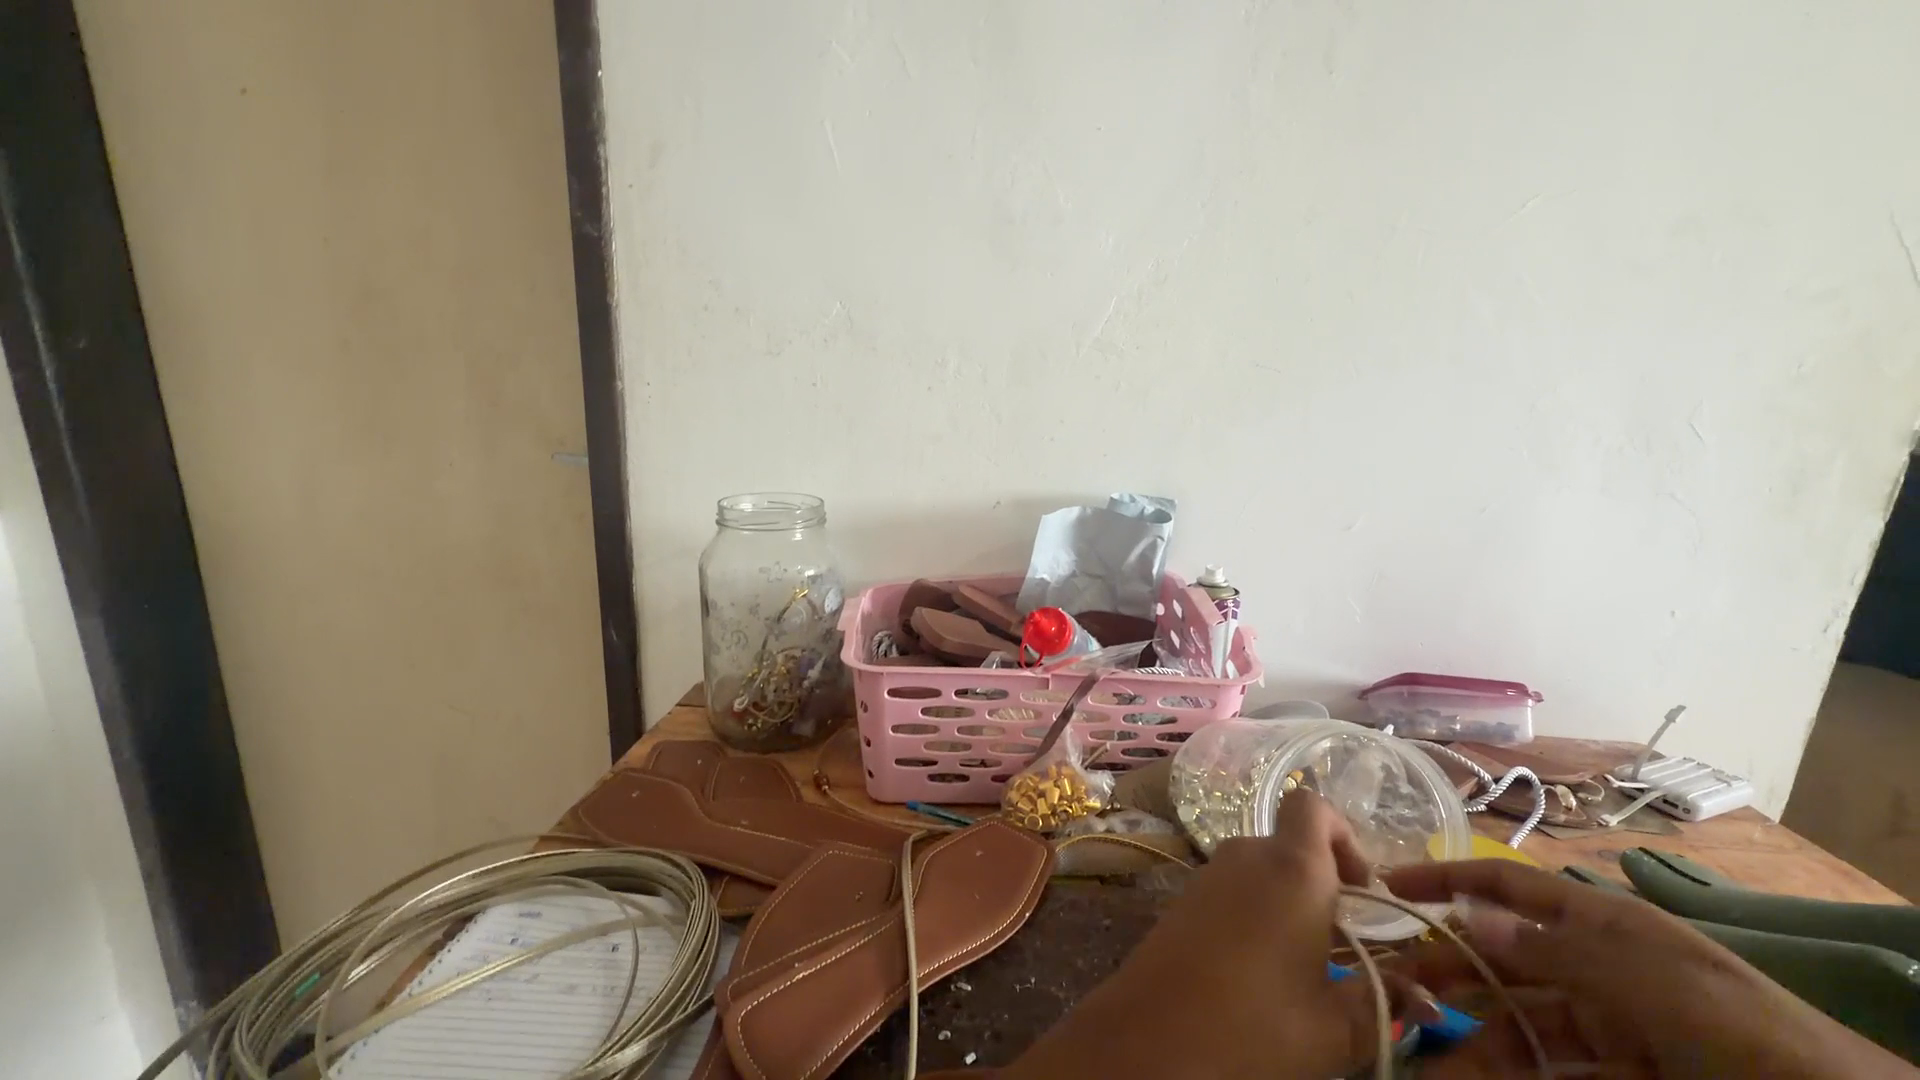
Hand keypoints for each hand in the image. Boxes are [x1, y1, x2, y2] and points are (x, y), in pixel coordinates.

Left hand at [1002, 792, 1407, 1079]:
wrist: (1148, 1039)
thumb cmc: (1252, 1027)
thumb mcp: (1334, 1028)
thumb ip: (1382, 1002)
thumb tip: (1422, 997)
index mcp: (1291, 869)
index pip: (1312, 806)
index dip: (1343, 835)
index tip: (1361, 890)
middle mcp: (1246, 856)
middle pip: (1290, 843)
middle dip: (1322, 881)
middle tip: (1344, 942)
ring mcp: (1207, 875)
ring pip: (1261, 869)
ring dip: (1289, 901)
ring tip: (1307, 964)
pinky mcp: (1182, 900)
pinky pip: (1232, 889)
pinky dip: (1255, 912)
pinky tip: (1261, 968)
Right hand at [1385, 859, 1915, 1078]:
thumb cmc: (1736, 1025)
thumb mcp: (1644, 977)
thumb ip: (1552, 949)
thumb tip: (1466, 917)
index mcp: (1598, 921)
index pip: (1504, 886)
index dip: (1445, 879)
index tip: (1387, 884)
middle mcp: (1589, 964)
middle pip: (1496, 956)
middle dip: (1441, 966)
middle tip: (1385, 984)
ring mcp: (1601, 1023)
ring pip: (1511, 1019)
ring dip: (1462, 1032)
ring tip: (1414, 1049)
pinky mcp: (1611, 1075)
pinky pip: (1541, 1067)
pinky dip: (1499, 1070)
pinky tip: (1462, 1074)